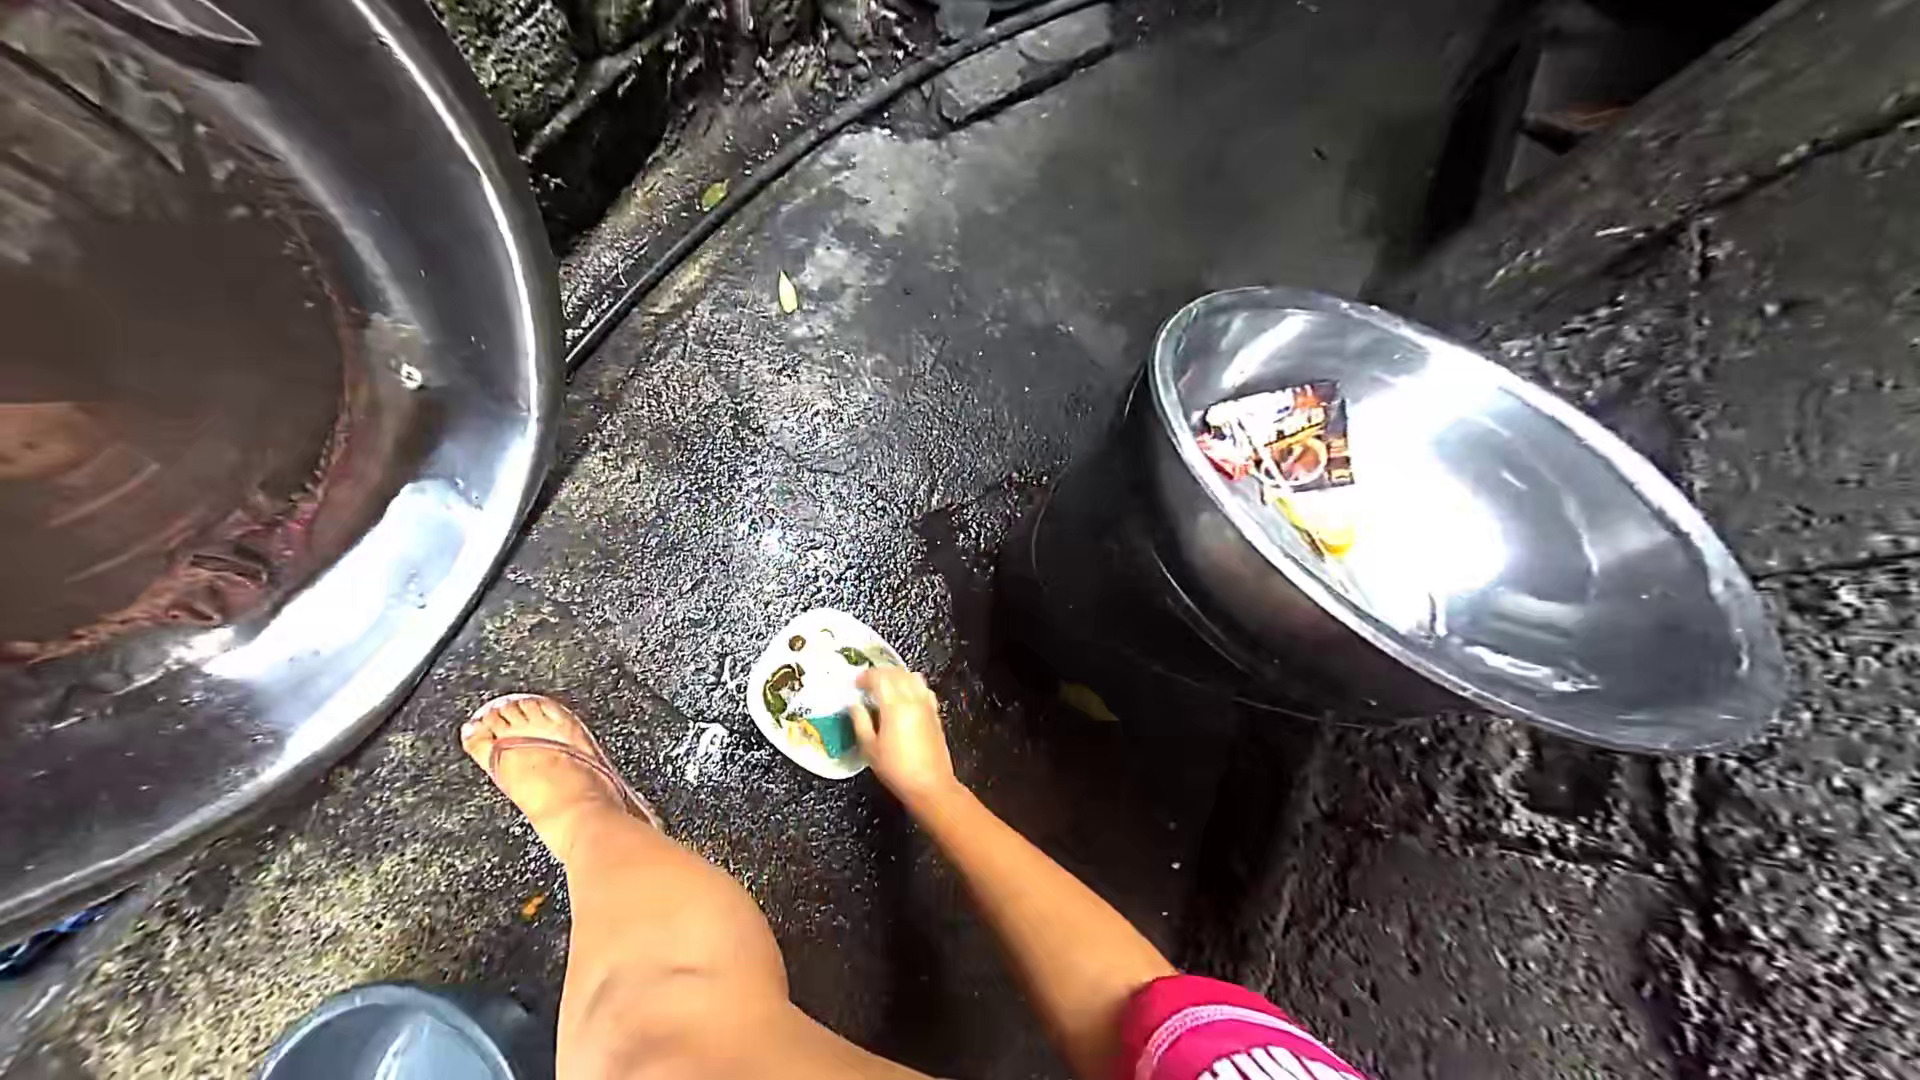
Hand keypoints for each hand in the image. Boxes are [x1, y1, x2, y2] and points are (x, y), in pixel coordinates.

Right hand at [850, 667, 957, 802]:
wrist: (930, 784)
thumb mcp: (870, 748)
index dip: (865, 676)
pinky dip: (911, 683)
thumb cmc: (896, 769)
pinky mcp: (935, 712)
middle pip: (896, 673)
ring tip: (884, 685)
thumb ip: (860, 722)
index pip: (879, 678)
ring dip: (896, 675)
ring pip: (912, 676)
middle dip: (880, 673)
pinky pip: (923, 687)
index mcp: (894, 706)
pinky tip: (904, 694)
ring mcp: (926, 704)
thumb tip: (854, 705)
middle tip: (867, 682)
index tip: (856, 683)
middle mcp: (913, 699)